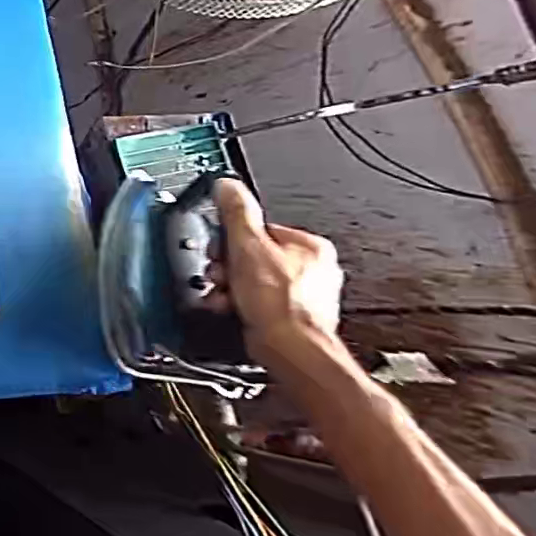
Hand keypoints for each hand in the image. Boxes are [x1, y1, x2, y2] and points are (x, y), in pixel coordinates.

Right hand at [209, 179, 341, 365]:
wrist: (290, 349)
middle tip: (221, 274)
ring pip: (252, 278)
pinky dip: (241, 301)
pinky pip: (257, 298)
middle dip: (228, 266)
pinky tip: (233, 306)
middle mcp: (314, 269)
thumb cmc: (278, 303)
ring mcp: (304, 293)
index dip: (231, 240)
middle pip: (252, 254)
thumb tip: (228, 185)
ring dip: (230, 285)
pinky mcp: (291, 313)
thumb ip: (237, 212)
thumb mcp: (247, 246)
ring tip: (225, 294)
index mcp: (310, 247)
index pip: (257, 229)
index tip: (221, 250)